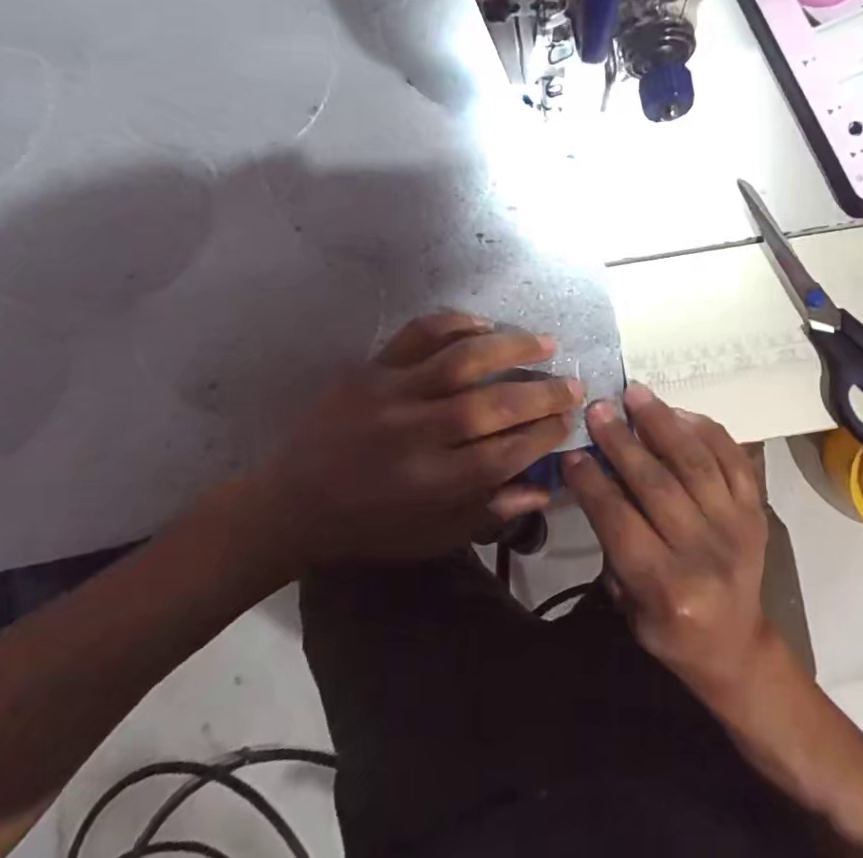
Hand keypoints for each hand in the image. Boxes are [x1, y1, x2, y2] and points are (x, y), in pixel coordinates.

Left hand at [226, 311, 581, 569]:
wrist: (291, 502)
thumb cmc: (368, 527)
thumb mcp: (429, 538)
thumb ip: (486, 513)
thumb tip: (542, 490)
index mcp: (430, 485)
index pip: (504, 455)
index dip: (544, 436)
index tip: (569, 421)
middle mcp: (414, 436)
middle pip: (492, 407)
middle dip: (542, 394)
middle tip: (572, 383)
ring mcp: (390, 396)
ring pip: (461, 361)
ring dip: (511, 348)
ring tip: (545, 342)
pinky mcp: (368, 370)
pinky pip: (416, 335)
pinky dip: (454, 324)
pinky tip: (484, 324)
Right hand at [563, 384, 779, 694]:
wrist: (736, 643)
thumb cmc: (669, 630)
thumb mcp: (627, 601)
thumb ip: (612, 542)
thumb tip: (595, 477)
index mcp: (666, 585)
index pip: (621, 521)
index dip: (593, 483)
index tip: (573, 451)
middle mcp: (705, 552)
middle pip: (658, 484)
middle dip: (623, 442)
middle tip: (599, 408)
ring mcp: (737, 526)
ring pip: (696, 462)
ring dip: (662, 423)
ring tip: (637, 394)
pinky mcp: (756, 510)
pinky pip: (733, 458)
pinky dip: (706, 430)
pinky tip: (678, 412)